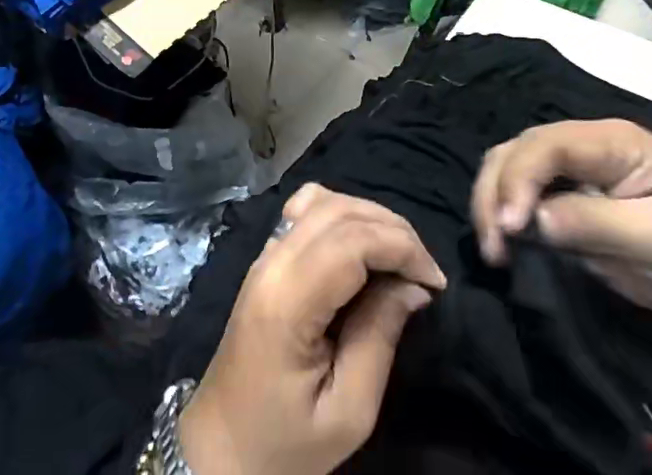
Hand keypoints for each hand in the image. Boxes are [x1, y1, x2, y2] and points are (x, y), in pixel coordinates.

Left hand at [181, 185, 446, 474]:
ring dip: (370, 218)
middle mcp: (271, 264)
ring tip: (399, 257)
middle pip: (341, 211)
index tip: (434, 284)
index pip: (353, 241)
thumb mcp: (347, 412)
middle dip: (394, 230)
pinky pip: (306, 211)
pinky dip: (343, 214)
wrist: (217, 452)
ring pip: (324, 201)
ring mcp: (264, 257)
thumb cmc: (282, 445)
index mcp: (286, 303)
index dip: (403, 248)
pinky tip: (361, 245)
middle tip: (423, 272)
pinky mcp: (265, 259)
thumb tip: (413, 286)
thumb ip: (380, 338)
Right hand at [472, 119, 651, 342]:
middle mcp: (588, 147)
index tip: (509, 229)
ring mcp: (578, 174)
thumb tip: (535, 219)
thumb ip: (597, 223)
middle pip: (519, 150)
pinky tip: (508, 246)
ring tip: (497, 251)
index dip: (519, 178)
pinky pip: (524, 198)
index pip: (547, 144)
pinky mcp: (572, 204)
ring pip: (512, 167)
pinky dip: (505, 216)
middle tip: (495, 248)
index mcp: (614, 141)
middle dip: (496, 191)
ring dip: (493, 202)